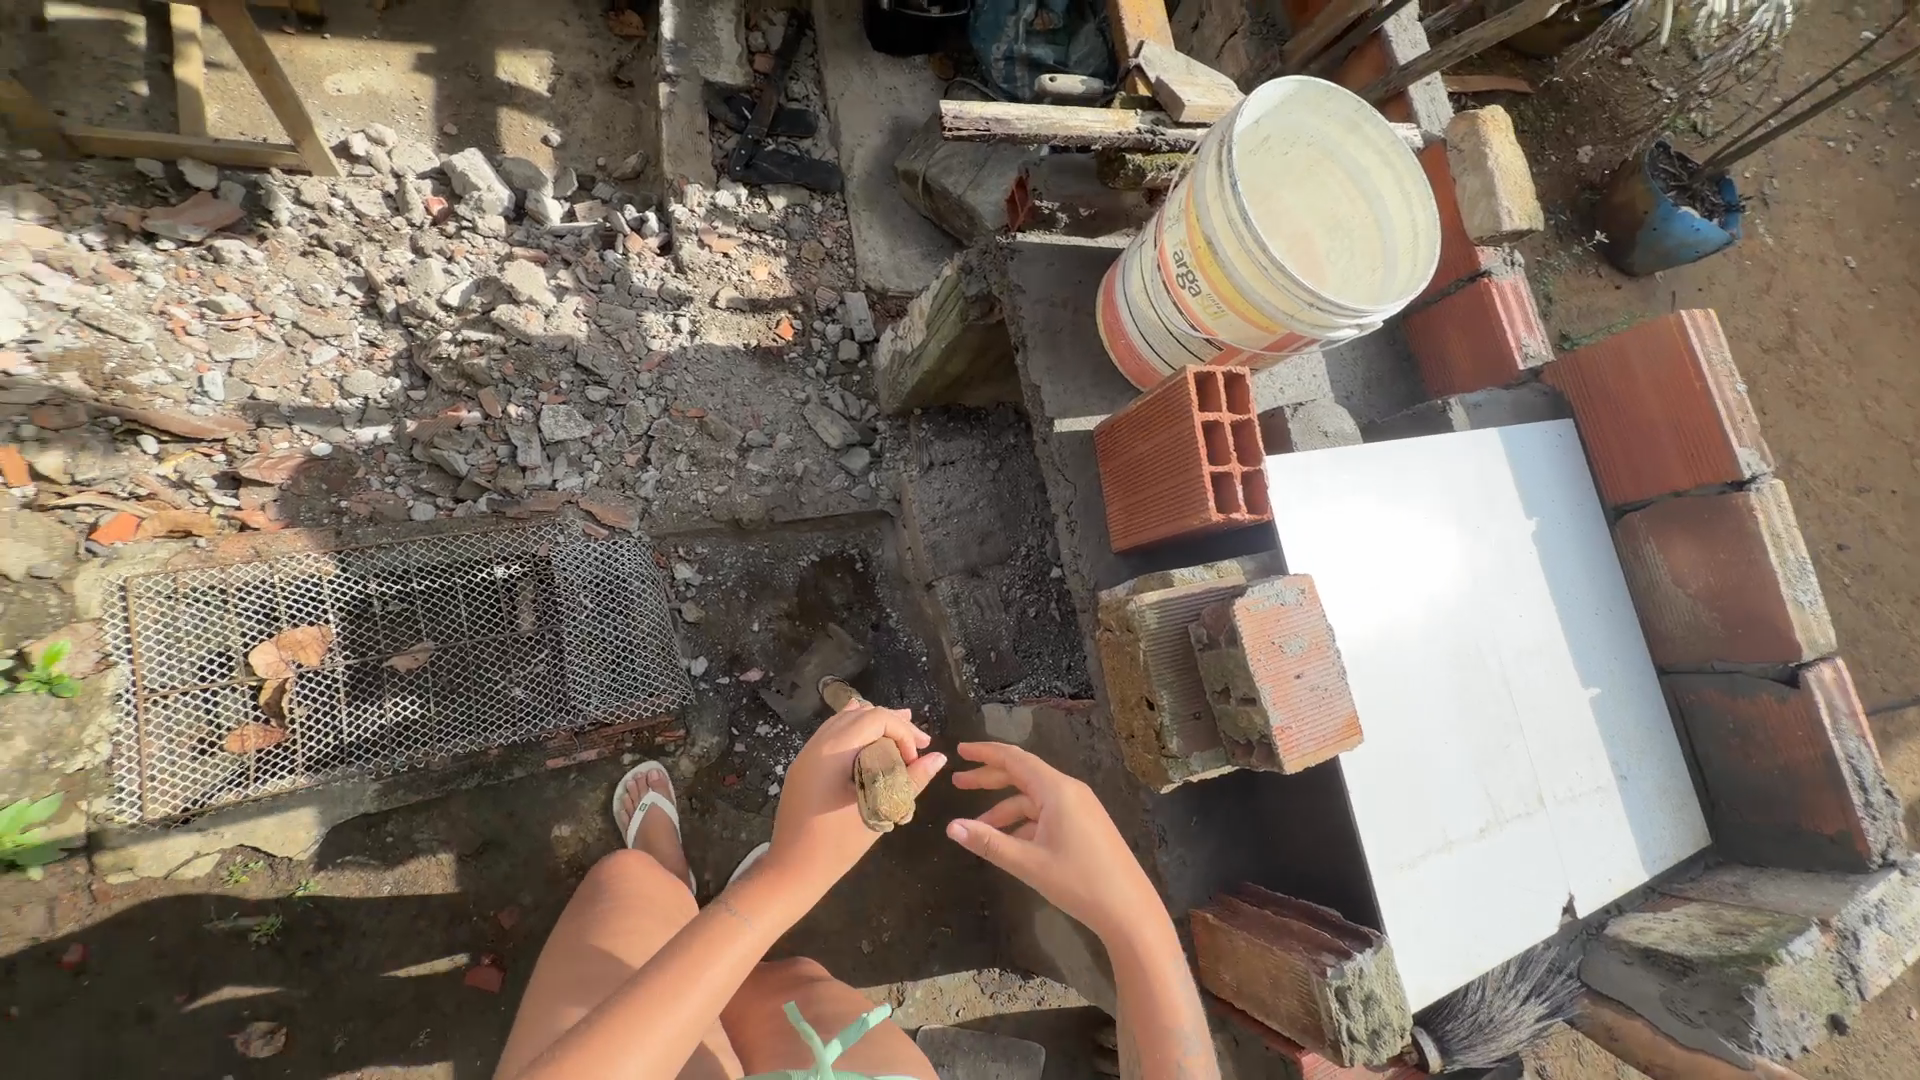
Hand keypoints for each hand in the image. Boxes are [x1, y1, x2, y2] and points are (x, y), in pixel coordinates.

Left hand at [763, 704, 946, 901]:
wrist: (791, 872)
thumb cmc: (836, 846)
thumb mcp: (879, 812)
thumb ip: (910, 781)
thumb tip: (939, 758)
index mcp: (832, 751)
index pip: (876, 719)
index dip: (902, 733)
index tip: (914, 761)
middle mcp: (817, 744)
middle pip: (862, 714)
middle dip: (894, 725)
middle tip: (921, 743)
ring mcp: (807, 753)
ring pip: (847, 720)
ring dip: (877, 725)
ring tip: (904, 732)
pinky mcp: (806, 765)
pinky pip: (834, 734)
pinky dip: (858, 732)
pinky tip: (872, 737)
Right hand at [946, 741, 1160, 942]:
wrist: (1130, 910)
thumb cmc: (1079, 882)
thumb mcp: (1028, 863)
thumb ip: (988, 843)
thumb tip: (951, 827)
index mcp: (1057, 790)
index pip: (1014, 759)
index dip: (985, 753)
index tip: (961, 751)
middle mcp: (1069, 790)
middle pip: (1022, 774)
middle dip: (989, 778)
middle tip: (958, 783)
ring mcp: (1080, 807)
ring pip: (1034, 797)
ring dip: (1005, 808)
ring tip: (977, 825)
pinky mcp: (1085, 824)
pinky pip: (1047, 812)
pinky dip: (1024, 822)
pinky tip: (1008, 842)